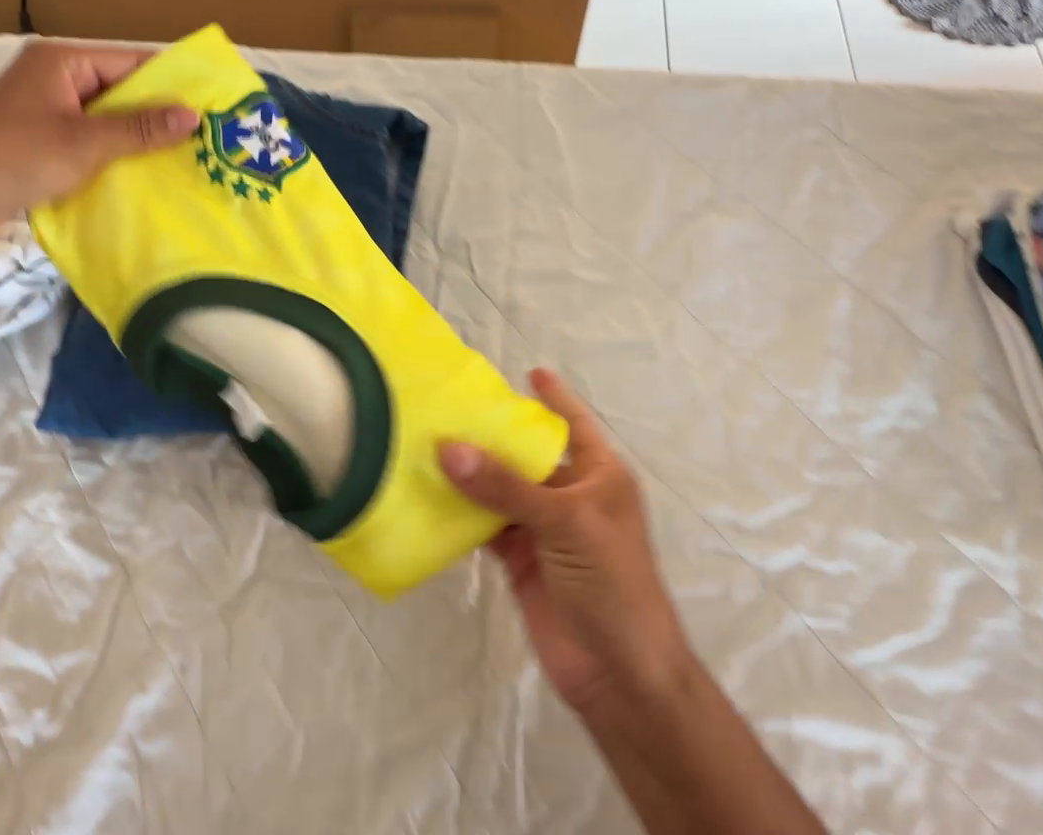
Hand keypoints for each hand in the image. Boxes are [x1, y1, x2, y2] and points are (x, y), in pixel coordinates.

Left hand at [0, 42, 198, 234]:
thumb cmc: (15, 157)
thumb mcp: (85, 143)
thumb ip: (140, 128)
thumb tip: (193, 115)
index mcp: (60, 61)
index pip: (130, 62)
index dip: (170, 82)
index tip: (208, 103)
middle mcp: (50, 76)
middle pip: (117, 89)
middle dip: (153, 113)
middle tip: (199, 137)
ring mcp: (40, 108)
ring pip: (101, 117)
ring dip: (131, 137)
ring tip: (176, 156)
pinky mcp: (33, 138)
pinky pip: (83, 138)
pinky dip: (107, 152)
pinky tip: (135, 172)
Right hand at [440, 370, 690, 716]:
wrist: (619, 671)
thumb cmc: (612, 582)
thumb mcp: (566, 523)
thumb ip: (507, 487)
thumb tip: (447, 448)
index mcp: (600, 477)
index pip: (575, 425)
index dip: (555, 399)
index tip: (530, 371)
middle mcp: (571, 497)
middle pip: (527, 457)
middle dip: (492, 436)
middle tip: (446, 407)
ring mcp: (543, 531)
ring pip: (500, 492)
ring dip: (468, 475)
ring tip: (423, 444)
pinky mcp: (519, 560)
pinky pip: (485, 527)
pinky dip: (459, 514)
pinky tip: (428, 496)